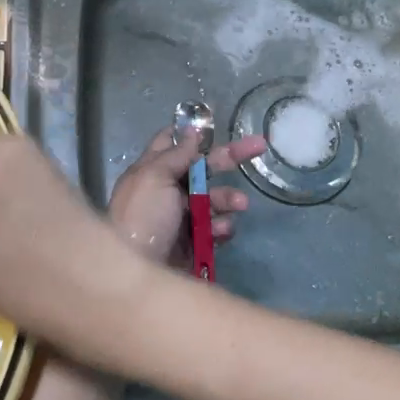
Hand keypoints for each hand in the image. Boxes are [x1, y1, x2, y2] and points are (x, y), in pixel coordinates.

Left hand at [109, 128, 265, 268]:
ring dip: (227, 198)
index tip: (216, 124)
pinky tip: (223, 230)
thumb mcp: (154, 177)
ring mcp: (180, 217)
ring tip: (241, 204)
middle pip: (200, 167)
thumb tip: (191, 132)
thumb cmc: (143, 217)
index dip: (192, 133)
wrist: (140, 274)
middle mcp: (165, 190)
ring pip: (212, 198)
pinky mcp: (193, 243)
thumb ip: (175, 155)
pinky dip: (222, 226)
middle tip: (259, 146)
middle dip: (228, 157)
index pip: (171, 143)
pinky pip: (214, 228)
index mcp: (150, 170)